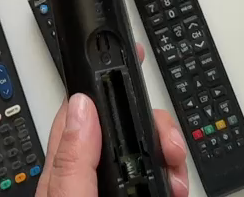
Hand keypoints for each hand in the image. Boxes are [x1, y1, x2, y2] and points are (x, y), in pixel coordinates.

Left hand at [38, 92, 188, 196]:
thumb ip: (72, 161)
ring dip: (169, 152)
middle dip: (153, 123)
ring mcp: (116, 190)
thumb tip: (81, 105)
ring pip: (147, 150)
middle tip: (169, 144)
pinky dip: (175, 177)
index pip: (85, 108)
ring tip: (177, 173)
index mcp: (66, 169)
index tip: (134, 59)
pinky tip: (177, 186)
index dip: (109, 79)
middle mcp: (90, 177)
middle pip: (124, 125)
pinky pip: (160, 178)